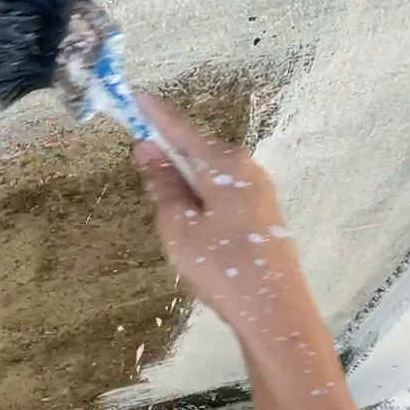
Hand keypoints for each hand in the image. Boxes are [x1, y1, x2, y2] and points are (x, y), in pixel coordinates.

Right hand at [131, 94, 300, 325]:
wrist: (275, 314)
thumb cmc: (221, 267)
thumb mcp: (179, 225)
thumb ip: (162, 183)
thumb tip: (147, 147)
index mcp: (225, 165)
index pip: (180, 129)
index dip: (154, 114)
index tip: (133, 95)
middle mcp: (246, 167)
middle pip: (196, 147)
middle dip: (167, 147)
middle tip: (139, 155)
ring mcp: (258, 189)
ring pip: (208, 169)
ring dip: (182, 173)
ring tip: (161, 195)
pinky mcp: (261, 210)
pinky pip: (220, 186)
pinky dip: (198, 188)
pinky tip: (188, 211)